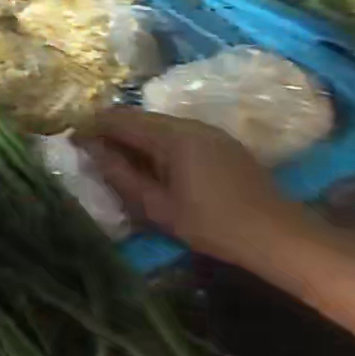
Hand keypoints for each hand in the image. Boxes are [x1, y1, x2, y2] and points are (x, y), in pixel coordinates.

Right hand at [80, 107, 319, 270]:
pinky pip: (175, 133)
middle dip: (110, 131)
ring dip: (133, 137)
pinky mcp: (219, 142)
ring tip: (118, 162)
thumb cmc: (214, 225)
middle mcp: (187, 123)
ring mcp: (207, 131)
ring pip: (156, 124)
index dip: (91, 127)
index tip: (72, 141)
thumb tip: (90, 149)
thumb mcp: (158, 207)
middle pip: (137, 118)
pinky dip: (155, 144)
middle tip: (91, 154)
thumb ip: (121, 175)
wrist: (282, 237)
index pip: (118, 119)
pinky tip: (153, 167)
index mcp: (170, 135)